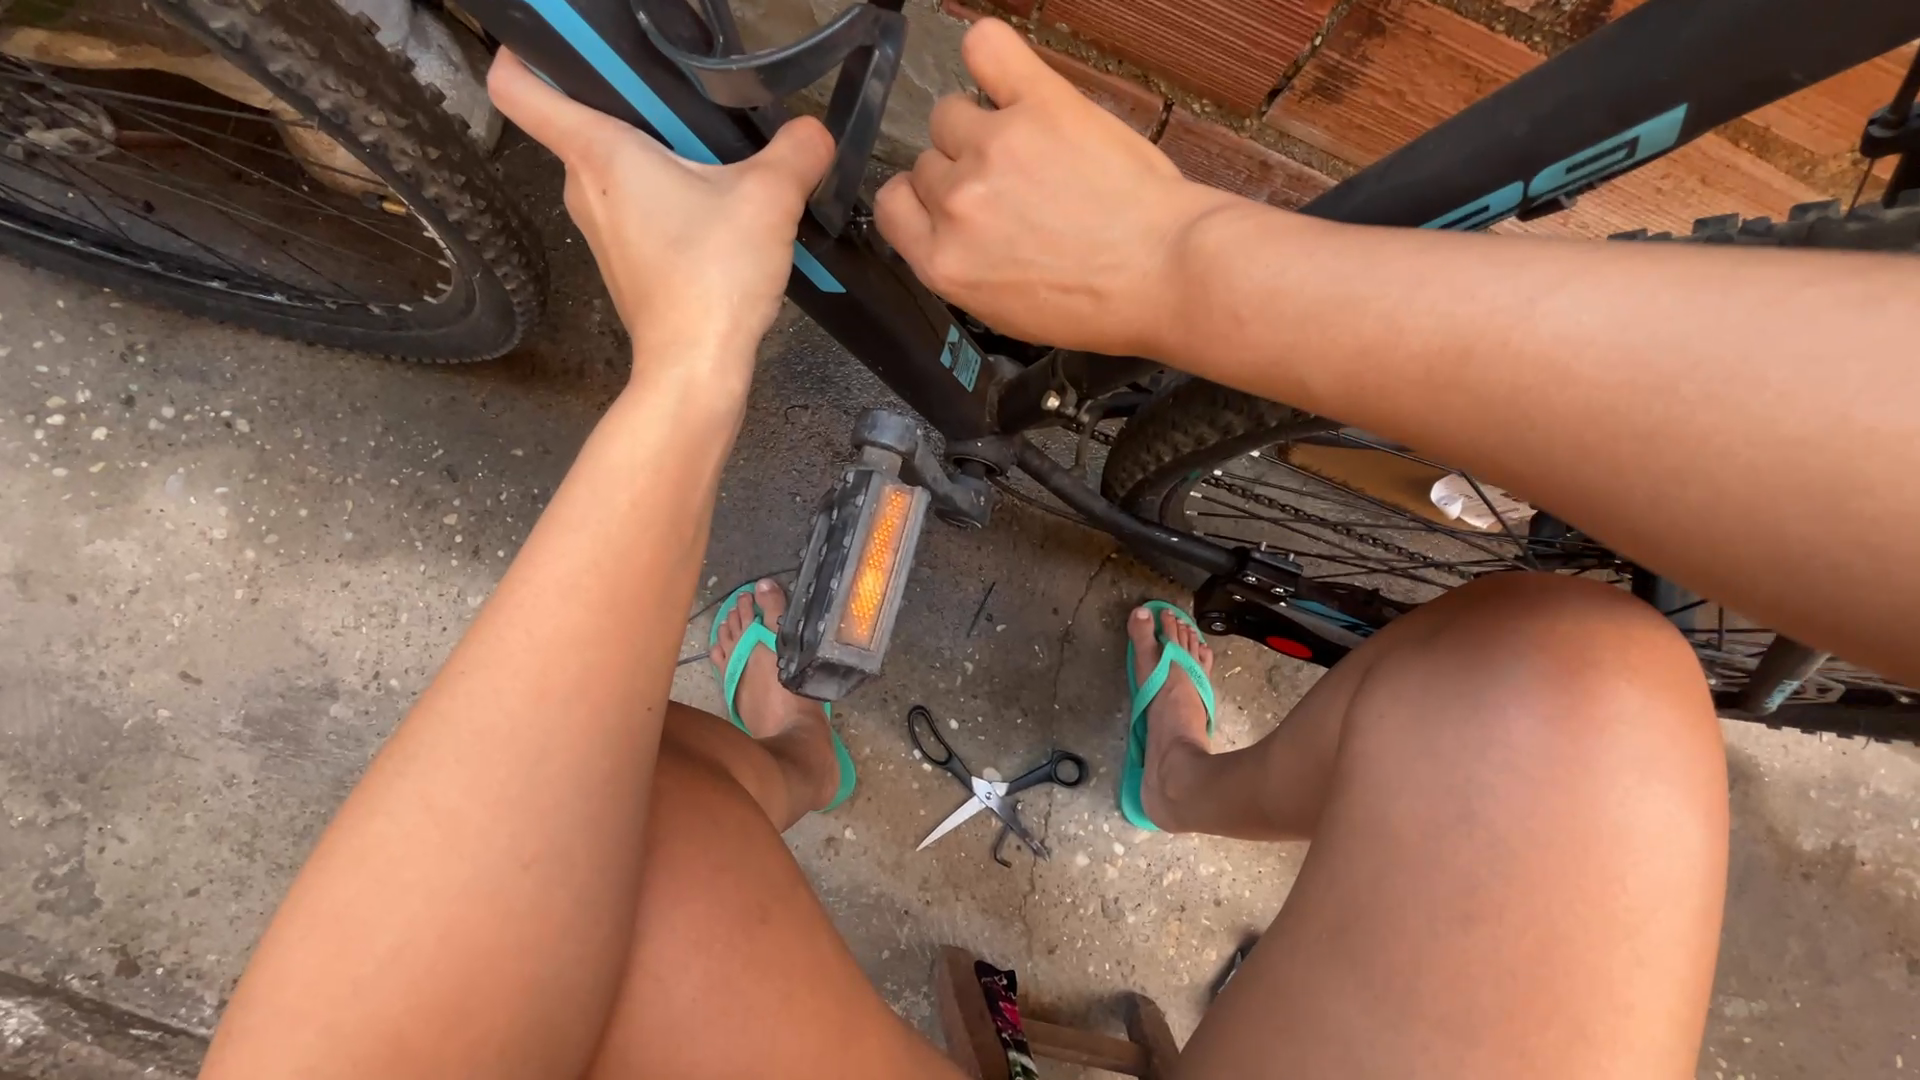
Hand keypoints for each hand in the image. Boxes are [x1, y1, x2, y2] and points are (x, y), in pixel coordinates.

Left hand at [489, 50, 832, 371]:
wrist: (697, 365)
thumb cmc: (713, 276)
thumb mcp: (768, 200)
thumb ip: (796, 153)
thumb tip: (815, 133)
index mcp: (597, 154)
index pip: (518, 84)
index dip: (527, 52)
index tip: (567, 49)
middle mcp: (583, 190)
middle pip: (585, 126)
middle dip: (636, 114)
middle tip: (694, 119)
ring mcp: (601, 234)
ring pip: (619, 176)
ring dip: (661, 167)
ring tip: (718, 179)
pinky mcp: (626, 267)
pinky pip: (639, 218)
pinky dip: (669, 210)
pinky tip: (716, 228)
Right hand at [875, 20, 1235, 357]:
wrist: (1163, 273)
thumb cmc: (1094, 306)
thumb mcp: (1004, 313)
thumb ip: (960, 265)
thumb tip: (946, 230)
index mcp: (943, 264)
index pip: (893, 206)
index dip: (919, 205)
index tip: (947, 207)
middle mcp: (955, 203)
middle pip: (926, 162)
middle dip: (960, 175)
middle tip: (1013, 192)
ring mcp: (993, 147)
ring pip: (950, 114)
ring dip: (979, 128)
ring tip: (1029, 149)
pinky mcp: (1039, 103)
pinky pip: (985, 49)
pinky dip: (989, 57)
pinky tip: (1008, 80)